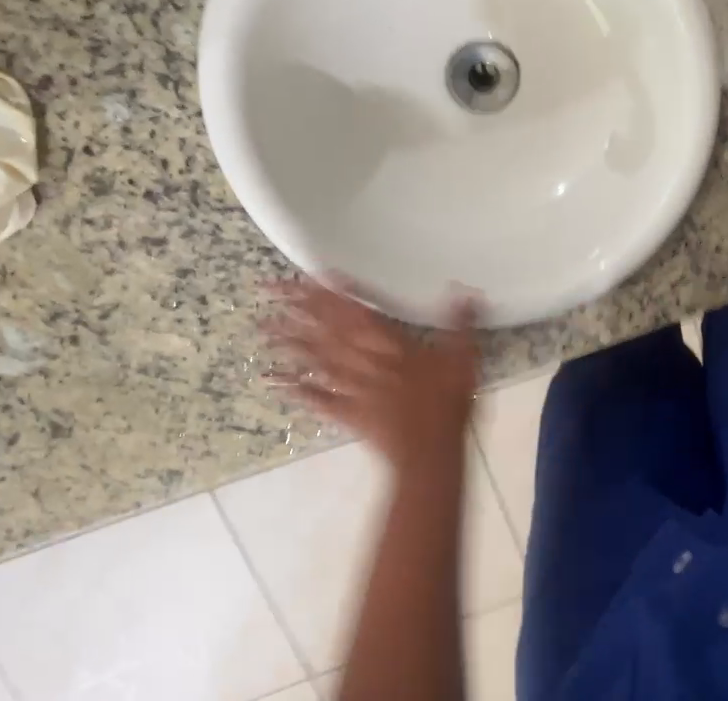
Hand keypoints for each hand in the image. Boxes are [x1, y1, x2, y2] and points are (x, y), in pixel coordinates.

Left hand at [263, 278, 481, 471]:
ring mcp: (350, 387)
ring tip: (262, 326)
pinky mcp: (345, 413)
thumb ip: (460, 323)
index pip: (356, 309)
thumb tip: (465, 291)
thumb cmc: (447, 404)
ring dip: (288, 341)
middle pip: (326, 329)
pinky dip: (294, 389)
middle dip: (298, 307)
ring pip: (315, 359)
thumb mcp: (462, 357)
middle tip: (269, 289)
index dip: (333, 291)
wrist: (428, 453)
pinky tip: (272, 380)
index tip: (309, 273)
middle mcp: (363, 360)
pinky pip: (315, 397)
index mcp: (390, 343)